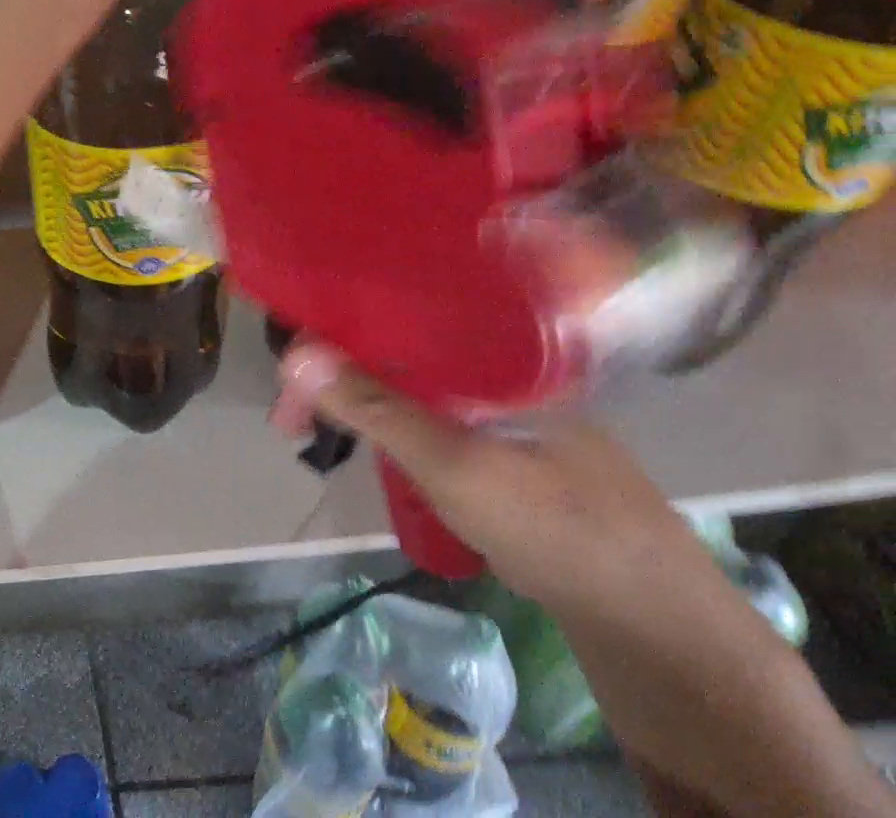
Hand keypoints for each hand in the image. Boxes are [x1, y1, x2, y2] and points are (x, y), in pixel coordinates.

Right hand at [276, 342, 703, 611]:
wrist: (641, 610)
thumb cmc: (550, 522)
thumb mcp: (452, 462)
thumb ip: (376, 409)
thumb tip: (295, 355)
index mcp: (502, 356)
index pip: (404, 318)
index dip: (339, 334)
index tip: (288, 367)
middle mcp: (505, 372)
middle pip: (402, 354)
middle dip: (339, 375)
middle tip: (290, 416)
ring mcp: (507, 413)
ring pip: (414, 390)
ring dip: (362, 403)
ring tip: (310, 424)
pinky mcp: (505, 449)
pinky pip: (432, 421)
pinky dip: (392, 428)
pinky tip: (368, 443)